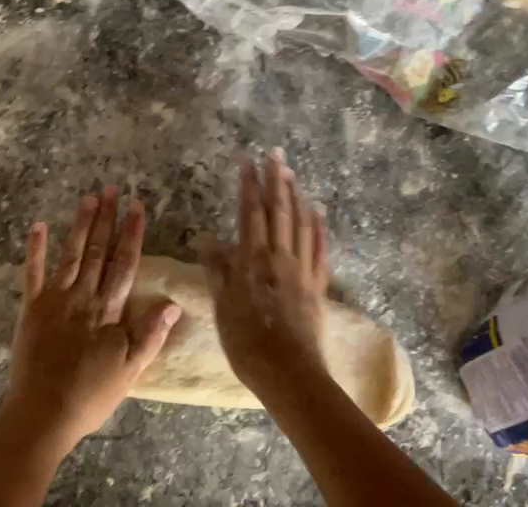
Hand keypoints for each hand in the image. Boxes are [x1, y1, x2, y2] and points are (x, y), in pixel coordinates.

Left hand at [3, 187, 183, 450]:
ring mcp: (55, 299)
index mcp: (109, 311)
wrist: (44, 413)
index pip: (125, 264)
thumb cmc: (91, 396)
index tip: (137, 207)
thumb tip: (172, 303)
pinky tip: (39, 224)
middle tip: (111, 189)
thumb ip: (150, 335)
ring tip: (88, 198)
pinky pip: (33, 273)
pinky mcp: (31, 308)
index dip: (132, 234)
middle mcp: (84, 297)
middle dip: (107, 219)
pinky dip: (36, 248)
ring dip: (80, 225)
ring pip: (72, 254)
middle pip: (98, 251)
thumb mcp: (130, 370)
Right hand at [200, 150, 331, 400]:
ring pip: (300, 223)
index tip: (246, 160)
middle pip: (279, 210)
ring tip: (292, 172)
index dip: (248, 184)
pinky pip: (319, 248)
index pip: (250, 212)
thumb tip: (208, 238)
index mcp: (253, 260)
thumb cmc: (249, 343)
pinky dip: (318, 226)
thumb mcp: (223, 306)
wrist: (290, 374)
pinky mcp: (317, 286)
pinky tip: (318, 211)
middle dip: (276, 179)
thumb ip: (218, 270)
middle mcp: (279, 257)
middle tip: (275, 152)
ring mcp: (302, 270)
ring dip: (295, 195)